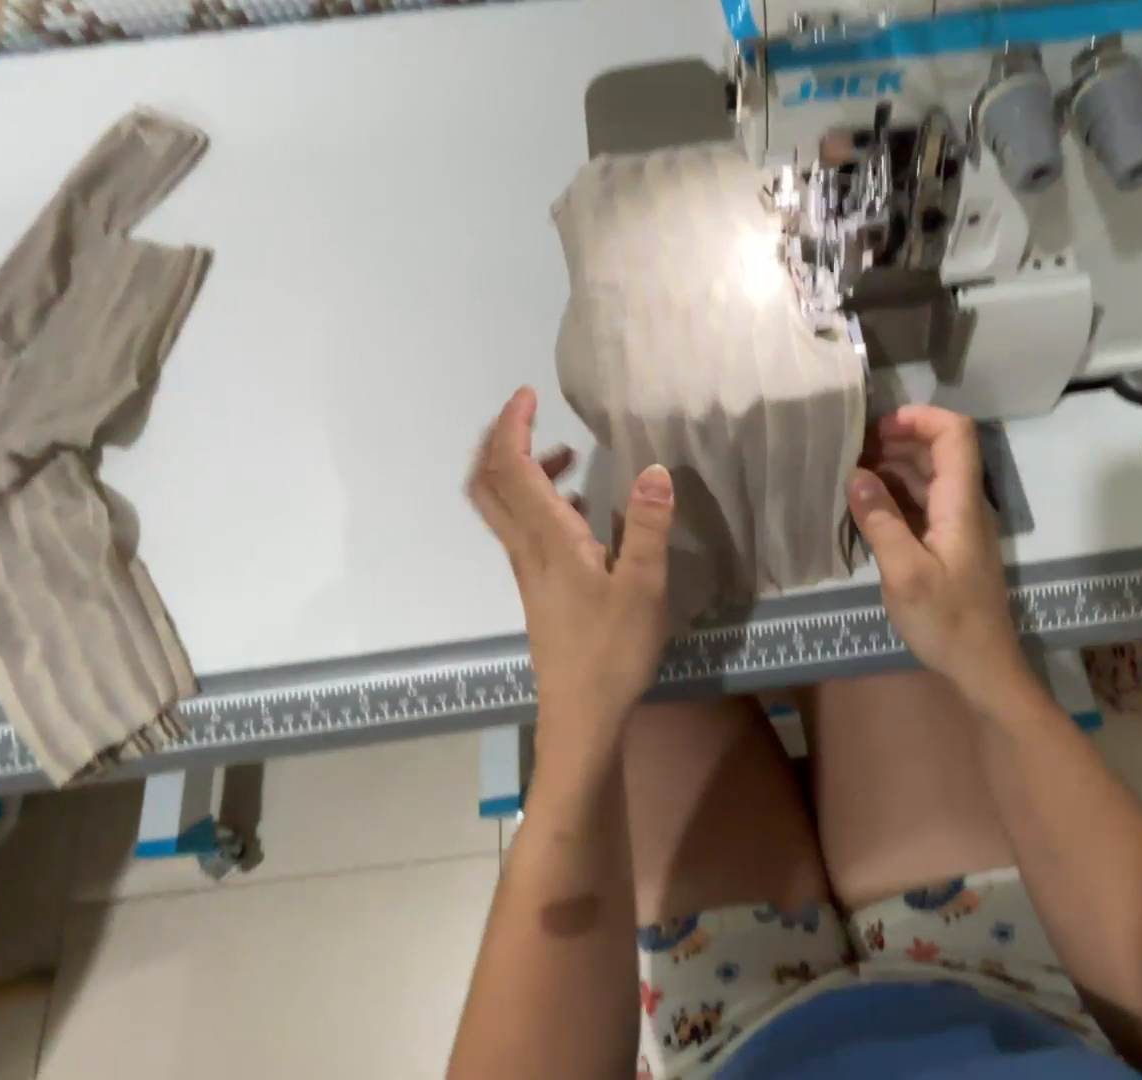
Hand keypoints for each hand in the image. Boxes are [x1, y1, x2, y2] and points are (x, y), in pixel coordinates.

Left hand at [468, 388, 676, 742]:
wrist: (580, 714)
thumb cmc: (612, 652)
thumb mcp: (643, 588)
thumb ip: (647, 527)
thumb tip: (655, 468)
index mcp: (548, 540)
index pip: (512, 468)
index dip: (513, 426)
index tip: (528, 395)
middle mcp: (526, 549)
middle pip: (486, 483)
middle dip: (498, 440)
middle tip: (529, 415)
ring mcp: (528, 570)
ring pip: (501, 507)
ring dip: (520, 470)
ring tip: (567, 456)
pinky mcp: (538, 588)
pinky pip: (522, 528)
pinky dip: (538, 502)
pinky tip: (581, 510)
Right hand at [848, 406, 1029, 702]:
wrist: (982, 666)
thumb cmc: (947, 621)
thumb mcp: (905, 573)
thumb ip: (880, 522)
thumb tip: (855, 476)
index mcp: (960, 503)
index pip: (954, 434)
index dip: (919, 418)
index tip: (876, 428)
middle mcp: (963, 505)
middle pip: (938, 451)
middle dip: (896, 441)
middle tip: (850, 452)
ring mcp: (957, 525)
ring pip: (927, 477)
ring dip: (892, 468)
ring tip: (849, 476)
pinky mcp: (948, 544)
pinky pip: (922, 504)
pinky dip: (894, 496)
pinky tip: (865, 508)